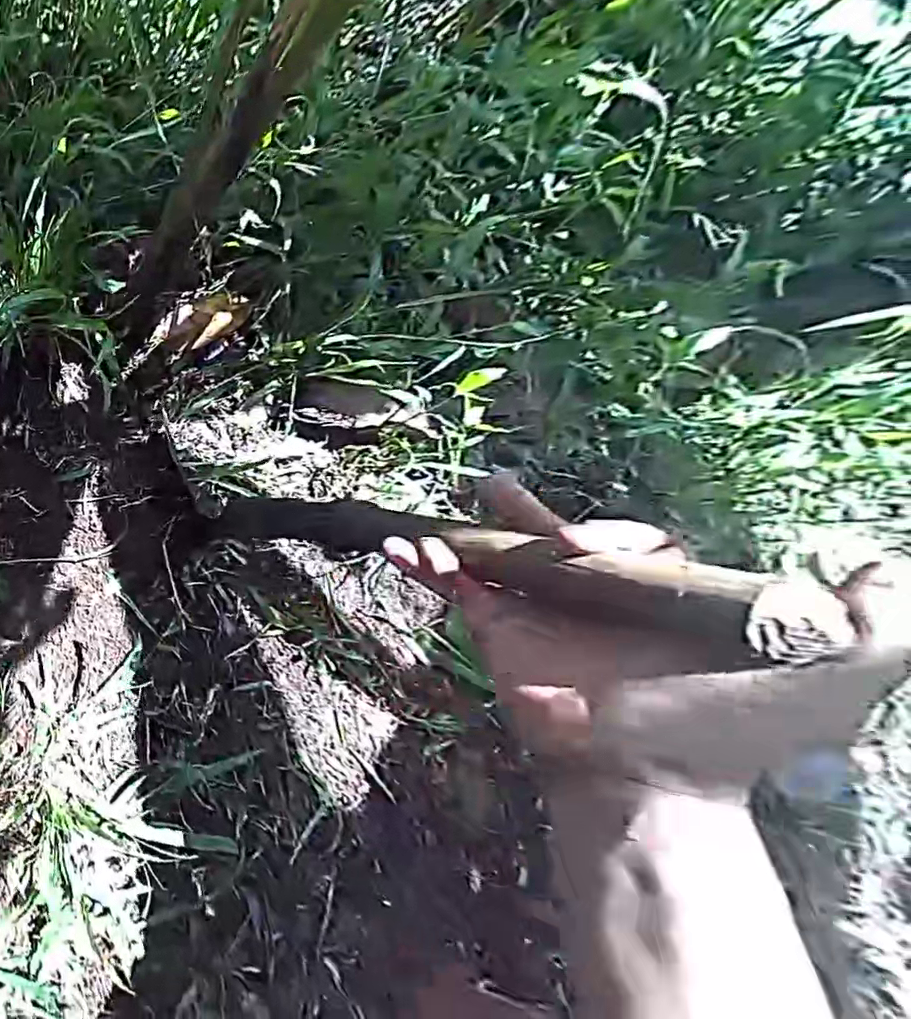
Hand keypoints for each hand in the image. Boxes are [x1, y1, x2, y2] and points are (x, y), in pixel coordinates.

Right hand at [384, 474, 904, 797]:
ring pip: (491, 559)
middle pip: (548, 540)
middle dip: (522, 511)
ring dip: (458, 537)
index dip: (606, 531)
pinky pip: (452, 588)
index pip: (627, 542)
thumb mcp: (837, 669)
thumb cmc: (739, 723)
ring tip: (429, 524)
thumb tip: (877, 556)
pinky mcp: (496, 629)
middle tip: (494, 486)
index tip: (583, 543)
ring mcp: (539, 613)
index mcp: (656, 594)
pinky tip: (397, 548)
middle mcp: (593, 597)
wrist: (651, 774)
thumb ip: (874, 619)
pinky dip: (423, 567)